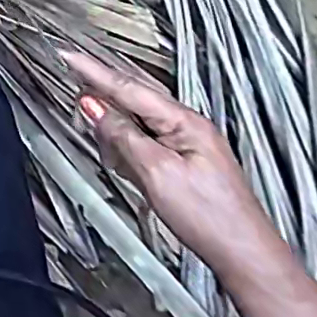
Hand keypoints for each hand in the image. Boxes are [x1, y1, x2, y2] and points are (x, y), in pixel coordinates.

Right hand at [63, 51, 292, 284]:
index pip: (127, 87)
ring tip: (88, 107)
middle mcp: (189, 126)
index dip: (92, 71)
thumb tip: (93, 105)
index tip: (68, 55)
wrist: (248, 260)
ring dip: (112, 110)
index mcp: (184, 122)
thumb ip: (121, 134)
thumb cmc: (212, 220)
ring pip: (139, 113)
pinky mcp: (187, 160)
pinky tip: (116, 136)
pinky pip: (147, 132)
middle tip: (71, 69)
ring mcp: (190, 142)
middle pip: (134, 93)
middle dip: (101, 83)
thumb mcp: (155, 172)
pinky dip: (125, 130)